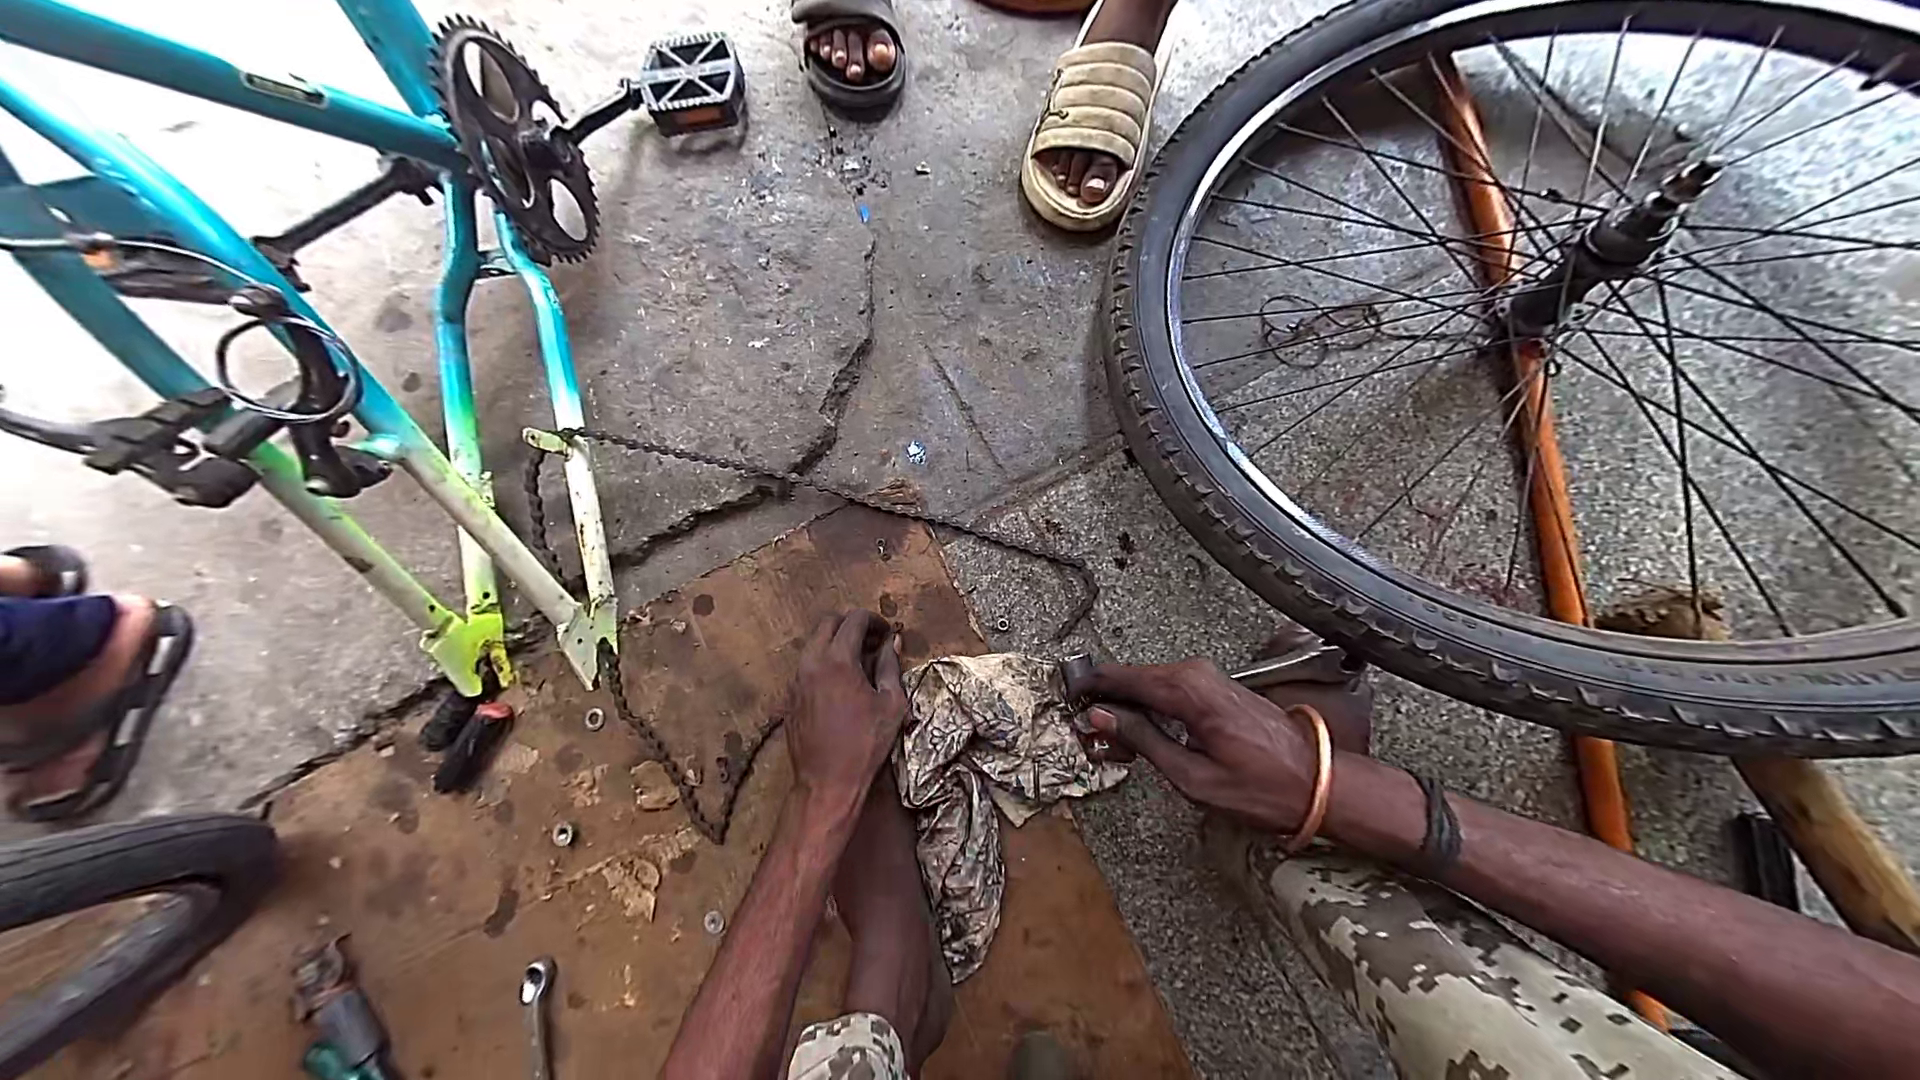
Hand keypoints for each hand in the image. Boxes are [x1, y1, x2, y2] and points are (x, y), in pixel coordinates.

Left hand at [786, 610, 906, 815]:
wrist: (827, 783)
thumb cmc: (865, 744)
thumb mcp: (891, 704)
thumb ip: (890, 666)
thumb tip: (892, 642)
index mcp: (837, 660)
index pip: (854, 620)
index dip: (874, 621)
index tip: (887, 633)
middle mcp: (811, 663)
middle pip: (828, 623)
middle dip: (852, 625)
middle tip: (873, 642)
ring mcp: (796, 680)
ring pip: (814, 643)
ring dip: (836, 642)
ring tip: (859, 663)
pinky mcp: (789, 697)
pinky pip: (806, 665)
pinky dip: (824, 662)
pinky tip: (841, 684)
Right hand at [1081, 658, 1364, 832]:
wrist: (1322, 783)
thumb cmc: (1263, 787)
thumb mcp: (1191, 775)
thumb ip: (1141, 740)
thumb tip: (1101, 718)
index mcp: (1187, 691)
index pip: (1121, 678)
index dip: (1090, 687)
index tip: (1068, 697)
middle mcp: (1195, 674)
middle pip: (1133, 678)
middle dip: (1107, 700)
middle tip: (1087, 729)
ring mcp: (1207, 677)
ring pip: (1149, 683)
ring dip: (1128, 705)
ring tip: (1112, 738)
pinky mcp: (1215, 687)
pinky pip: (1168, 688)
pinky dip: (1149, 706)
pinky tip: (1143, 732)